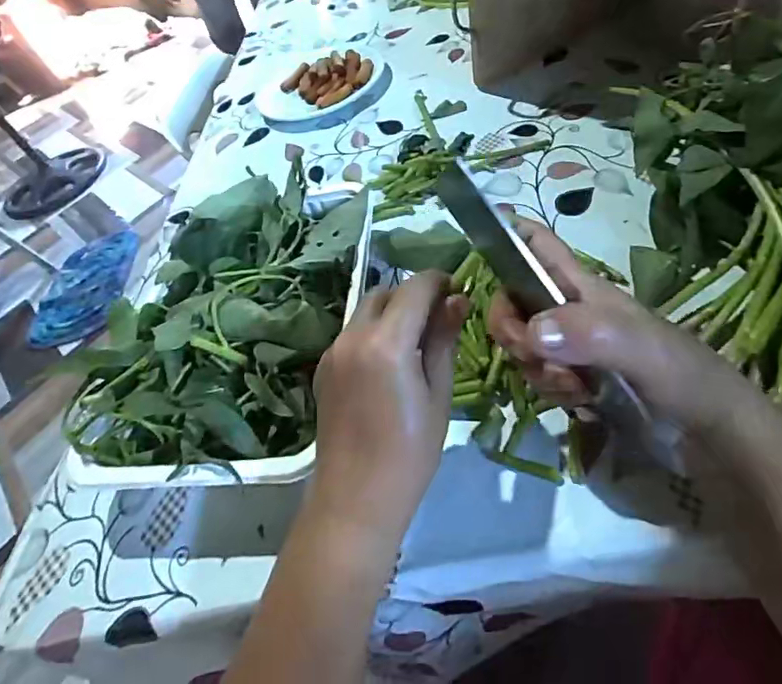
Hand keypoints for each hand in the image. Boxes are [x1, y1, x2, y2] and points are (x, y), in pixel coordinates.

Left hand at [310, 270, 467, 544]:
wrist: (354, 501)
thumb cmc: (409, 453)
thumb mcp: (438, 394)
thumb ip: (444, 340)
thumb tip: (457, 300)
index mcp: (386, 342)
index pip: (415, 287)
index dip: (439, 281)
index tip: (458, 290)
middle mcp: (353, 337)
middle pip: (385, 292)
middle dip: (413, 294)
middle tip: (440, 316)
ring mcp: (333, 351)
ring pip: (366, 310)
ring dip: (392, 311)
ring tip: (418, 340)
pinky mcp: (323, 368)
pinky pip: (352, 333)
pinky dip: (374, 331)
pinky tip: (391, 362)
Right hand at [486, 220, 754, 434]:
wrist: (710, 434)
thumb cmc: (682, 374)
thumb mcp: (641, 347)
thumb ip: (590, 334)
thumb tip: (533, 330)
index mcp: (584, 286)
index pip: (538, 244)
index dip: (507, 232)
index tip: (478, 241)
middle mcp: (571, 310)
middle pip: (514, 302)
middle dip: (513, 329)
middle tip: (535, 354)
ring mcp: (571, 348)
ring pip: (523, 345)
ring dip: (536, 370)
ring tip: (575, 390)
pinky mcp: (573, 382)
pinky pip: (537, 378)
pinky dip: (549, 392)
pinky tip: (581, 406)